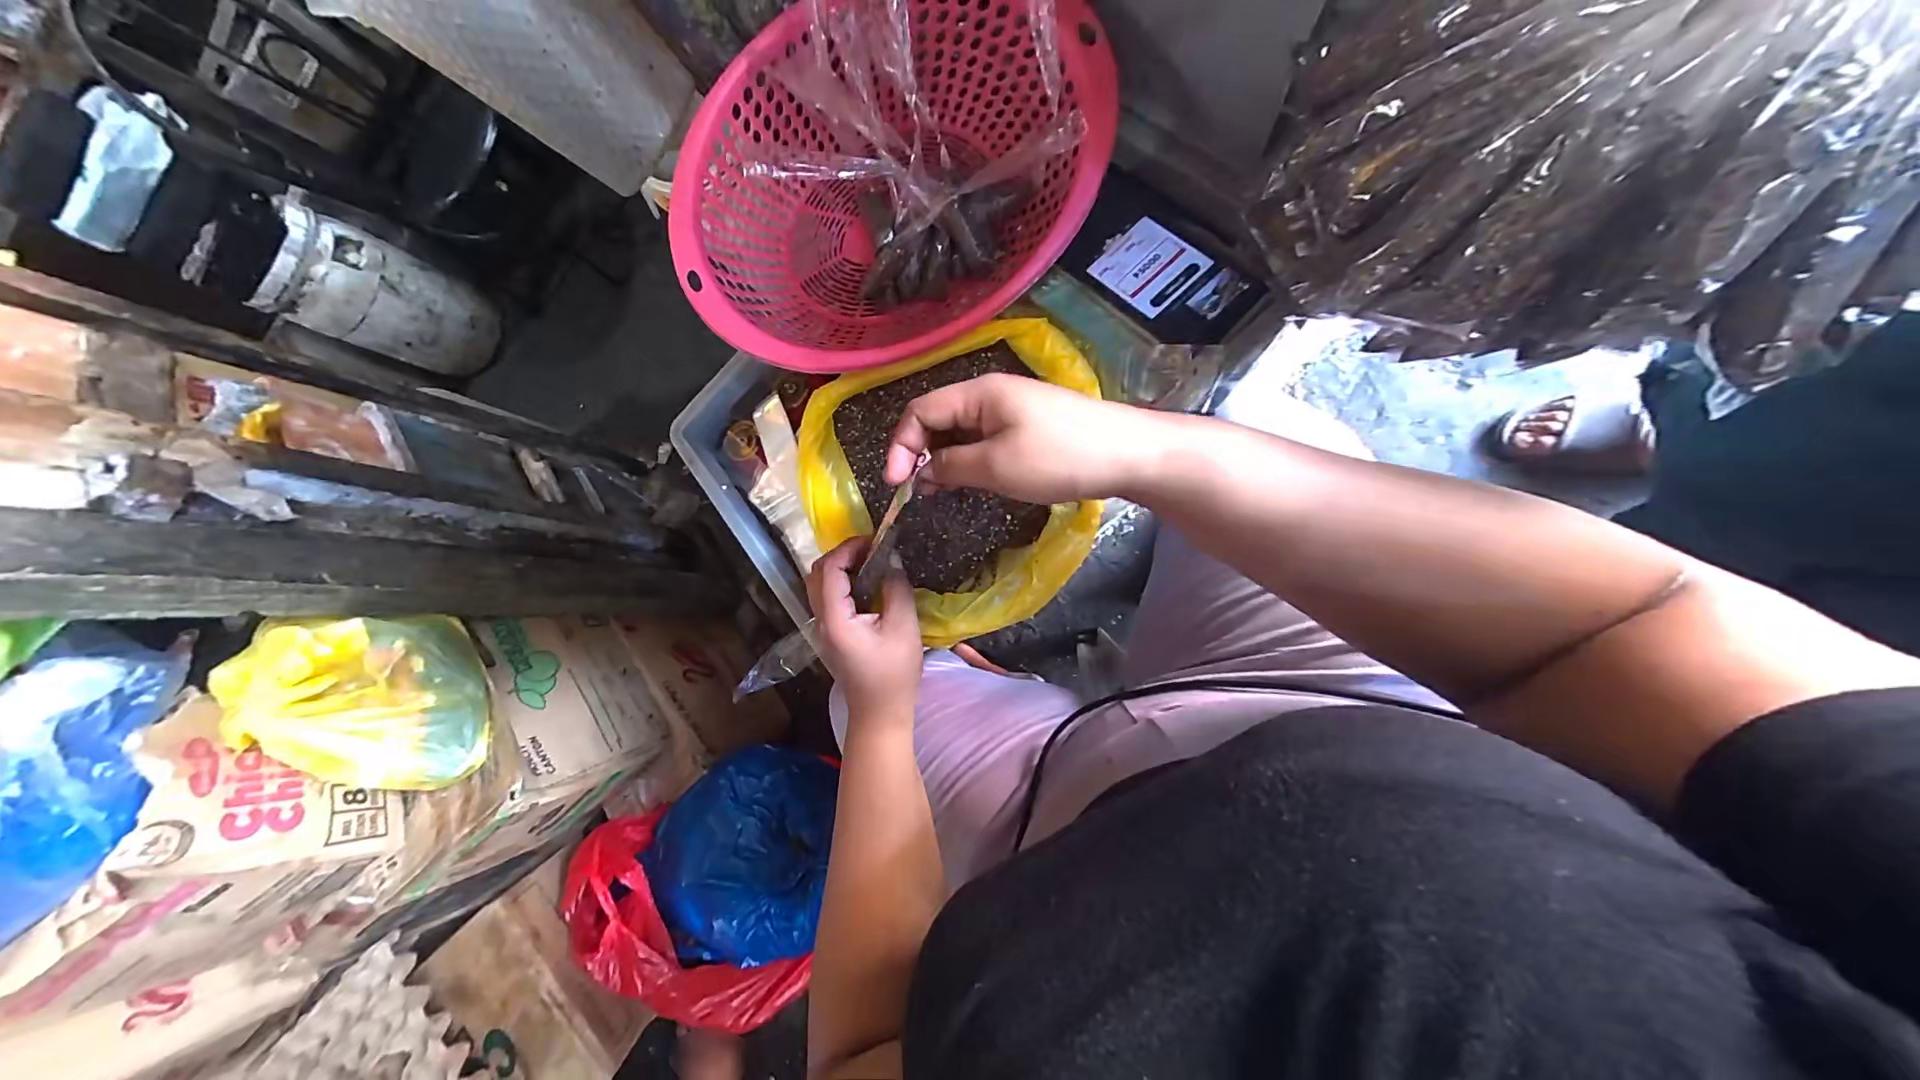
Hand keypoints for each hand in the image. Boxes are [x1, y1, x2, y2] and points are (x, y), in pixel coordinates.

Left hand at [807, 537, 922, 719]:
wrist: (880, 714)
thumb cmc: (894, 674)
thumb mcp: (903, 627)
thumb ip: (896, 588)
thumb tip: (891, 559)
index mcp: (834, 618)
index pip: (830, 569)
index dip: (849, 548)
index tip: (875, 541)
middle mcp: (820, 621)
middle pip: (817, 573)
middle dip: (842, 553)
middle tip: (872, 548)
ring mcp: (822, 629)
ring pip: (820, 585)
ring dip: (841, 567)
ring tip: (871, 562)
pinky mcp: (831, 635)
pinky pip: (828, 598)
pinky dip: (843, 582)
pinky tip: (868, 584)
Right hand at [884, 374, 1167, 502]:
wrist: (1128, 454)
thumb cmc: (1058, 457)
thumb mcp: (996, 467)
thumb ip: (951, 466)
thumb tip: (923, 471)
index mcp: (978, 393)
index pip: (920, 411)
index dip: (900, 446)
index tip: (897, 484)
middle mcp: (991, 394)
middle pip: (939, 419)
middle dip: (921, 454)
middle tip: (919, 492)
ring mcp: (1012, 410)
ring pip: (962, 432)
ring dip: (946, 460)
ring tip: (941, 492)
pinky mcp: (1029, 427)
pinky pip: (986, 440)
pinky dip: (971, 460)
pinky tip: (973, 482)